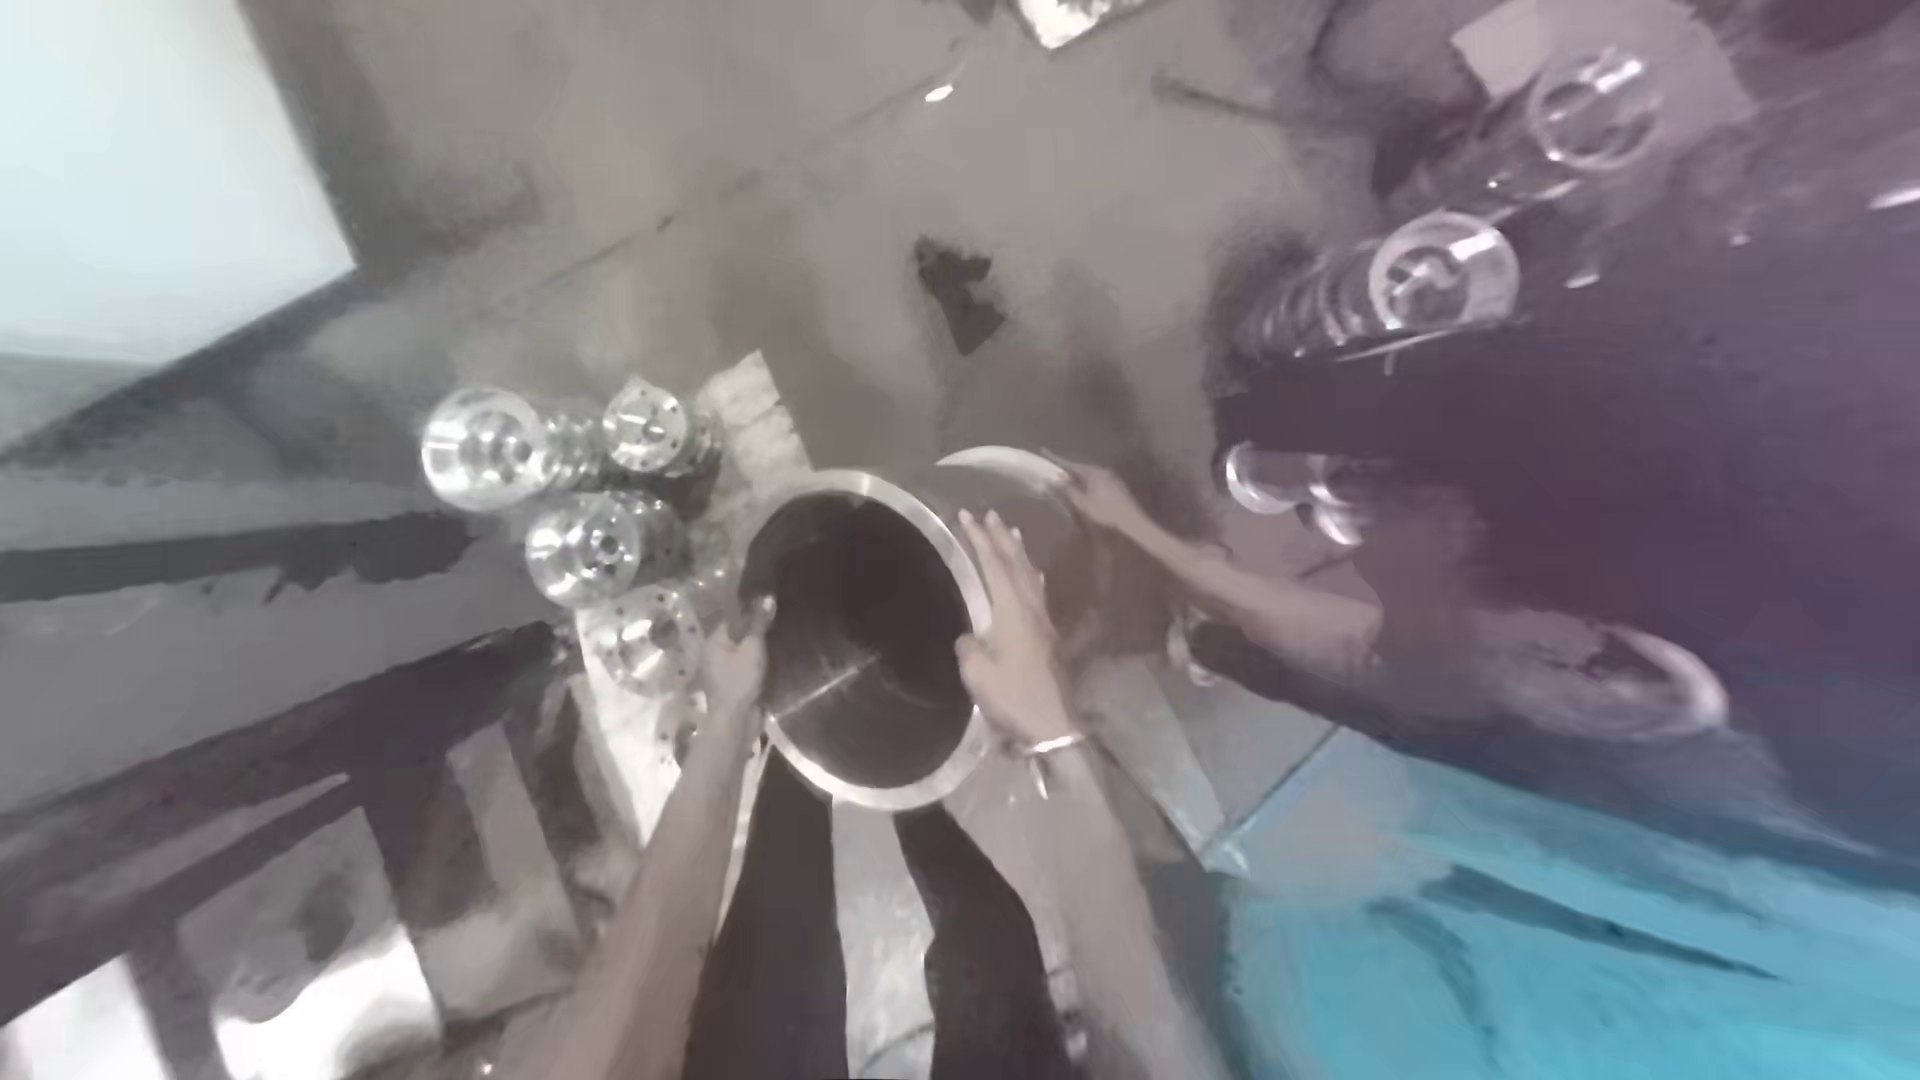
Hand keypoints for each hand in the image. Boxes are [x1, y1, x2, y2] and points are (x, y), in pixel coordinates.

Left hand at [702, 595, 775, 721]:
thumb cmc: (740, 680)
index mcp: (713, 641)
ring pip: (741, 652)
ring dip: (756, 648)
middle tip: (776, 622)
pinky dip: (756, 662)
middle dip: (754, 630)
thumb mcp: (753, 648)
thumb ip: (759, 624)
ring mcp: (720, 671)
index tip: (769, 606)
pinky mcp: (731, 685)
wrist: (735, 719)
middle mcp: (712, 654)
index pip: (731, 618)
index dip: (749, 611)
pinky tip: (772, 659)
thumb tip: (768, 597)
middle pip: (736, 635)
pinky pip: (744, 666)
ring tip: (778, 638)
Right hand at [955, 510, 1076, 743]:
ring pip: (1031, 576)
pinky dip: (1031, 575)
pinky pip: (1038, 593)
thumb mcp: (978, 673)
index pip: (994, 566)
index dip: (980, 539)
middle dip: (1001, 537)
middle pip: (1016, 564)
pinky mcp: (1049, 636)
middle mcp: (1031, 609)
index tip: (968, 516)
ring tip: (1013, 531)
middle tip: (990, 513)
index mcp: (1012, 612)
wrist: (1053, 726)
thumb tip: (970, 636)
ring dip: (1019, 552)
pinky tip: (1034, 575)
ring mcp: (1044, 622)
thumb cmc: (1012, 697)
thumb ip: (969, 646)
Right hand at [1044, 451, 1151, 536]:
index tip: (1044, 450)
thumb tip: (1055, 477)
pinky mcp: (1115, 485)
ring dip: (1077, 476)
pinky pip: (1096, 479)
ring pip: (1088, 473)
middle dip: (1066, 468)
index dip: (1056, 458)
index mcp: (1092, 472)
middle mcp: (1101, 470)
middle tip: (1054, 469)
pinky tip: (1084, 489)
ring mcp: (1110, 476)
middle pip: (1079, 467)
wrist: (1131, 520)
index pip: (1070, 463)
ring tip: (1066, 480)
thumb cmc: (1105, 511)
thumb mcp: (1083, 502)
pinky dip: (1086, 481)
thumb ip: (1068, 489)